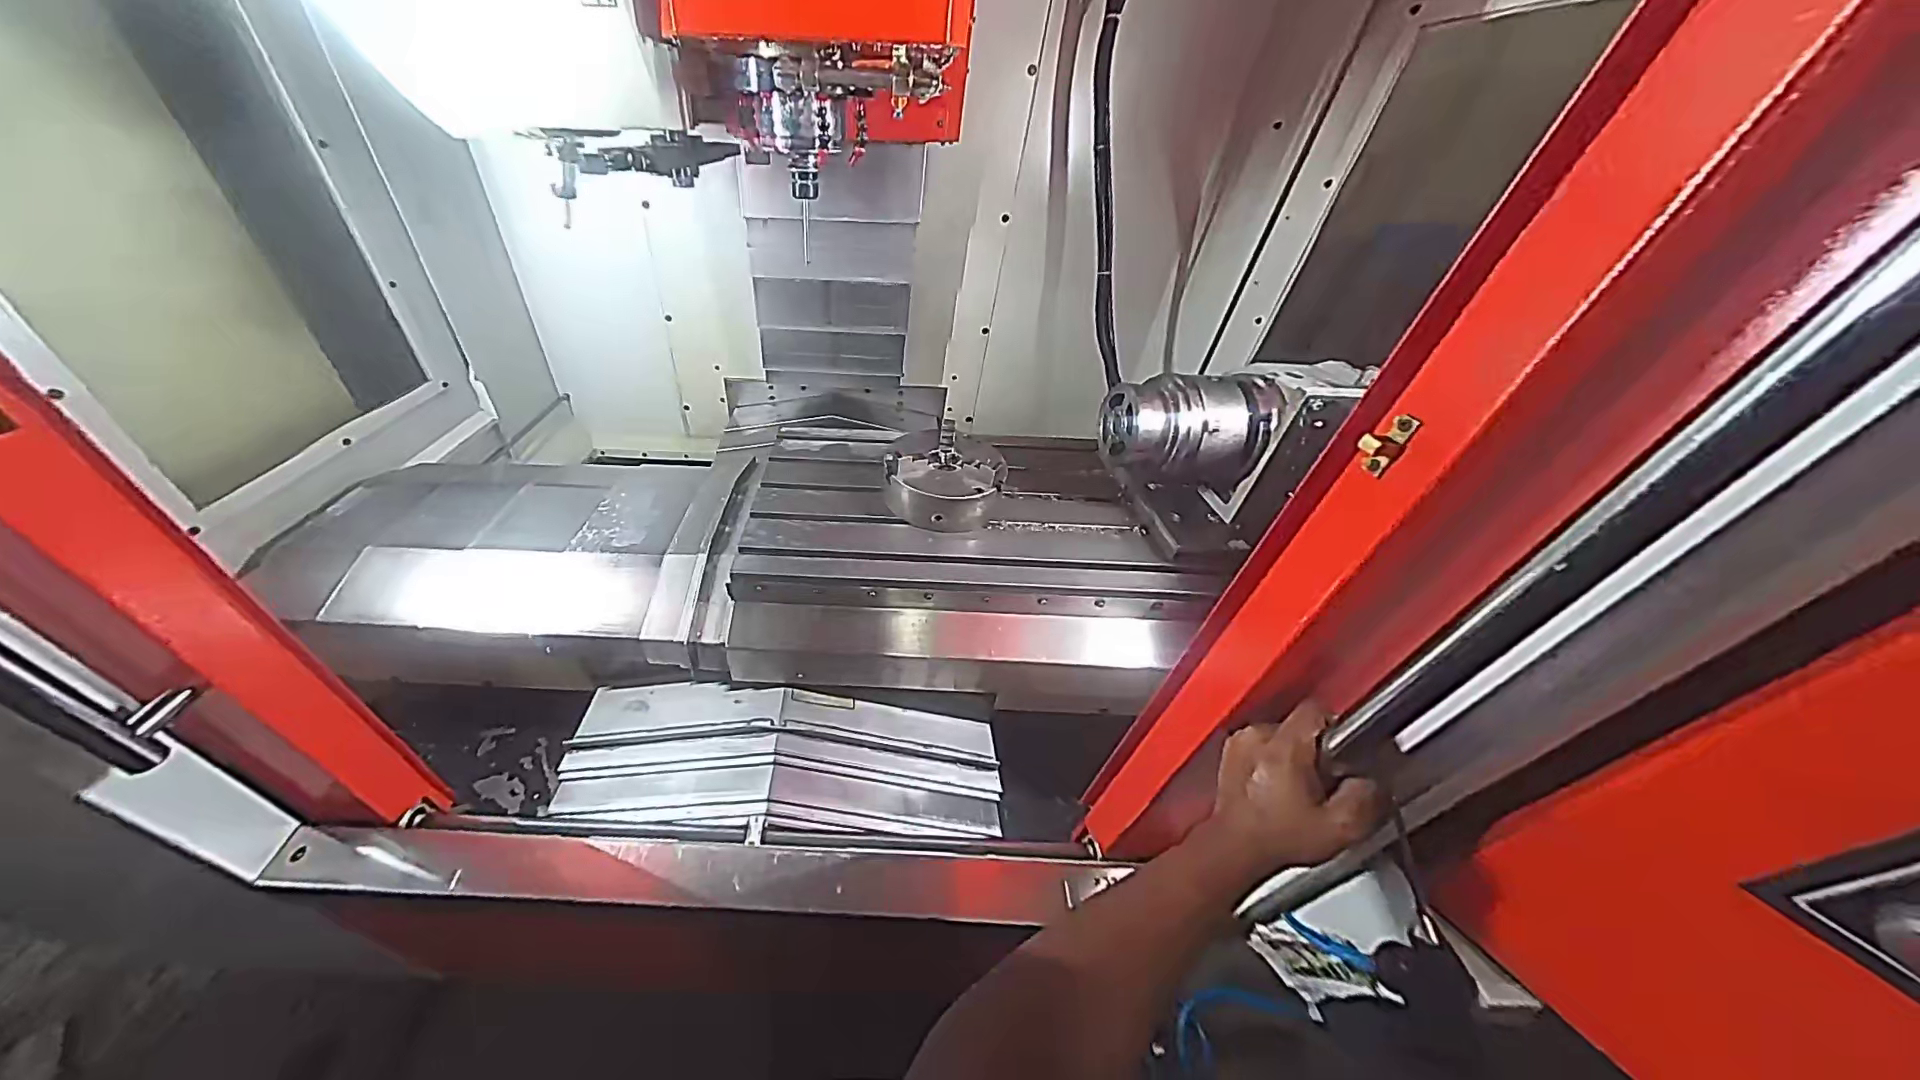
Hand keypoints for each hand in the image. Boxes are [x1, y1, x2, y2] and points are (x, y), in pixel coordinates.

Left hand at [1205, 701, 1384, 875]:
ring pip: (1281, 735)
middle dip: (1316, 749)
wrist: (1237, 846)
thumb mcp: (1339, 828)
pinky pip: (1261, 744)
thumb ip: (1365, 799)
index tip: (1344, 750)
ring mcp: (1241, 742)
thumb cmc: (1280, 837)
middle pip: (1299, 725)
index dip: (1337, 727)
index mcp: (1284, 747)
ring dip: (1293, 755)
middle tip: (1323, 780)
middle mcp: (1258, 737)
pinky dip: (1272, 760)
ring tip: (1299, 788)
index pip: (1316, 710)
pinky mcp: (1231, 752)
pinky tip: (1278, 787)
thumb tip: (1371, 782)